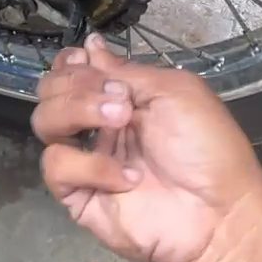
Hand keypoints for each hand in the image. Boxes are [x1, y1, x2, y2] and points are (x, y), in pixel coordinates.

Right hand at [32, 34, 261, 261]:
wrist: (218, 216)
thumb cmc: (207, 149)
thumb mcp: (176, 91)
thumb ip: (126, 71)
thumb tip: (89, 44)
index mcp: (120, 98)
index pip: (71, 71)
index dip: (70, 63)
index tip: (84, 62)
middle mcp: (96, 125)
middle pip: (50, 90)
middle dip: (77, 83)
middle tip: (118, 99)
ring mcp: (86, 159)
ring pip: (44, 121)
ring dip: (77, 111)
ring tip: (120, 121)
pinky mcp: (78, 195)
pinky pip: (57, 166)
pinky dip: (90, 166)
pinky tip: (127, 177)